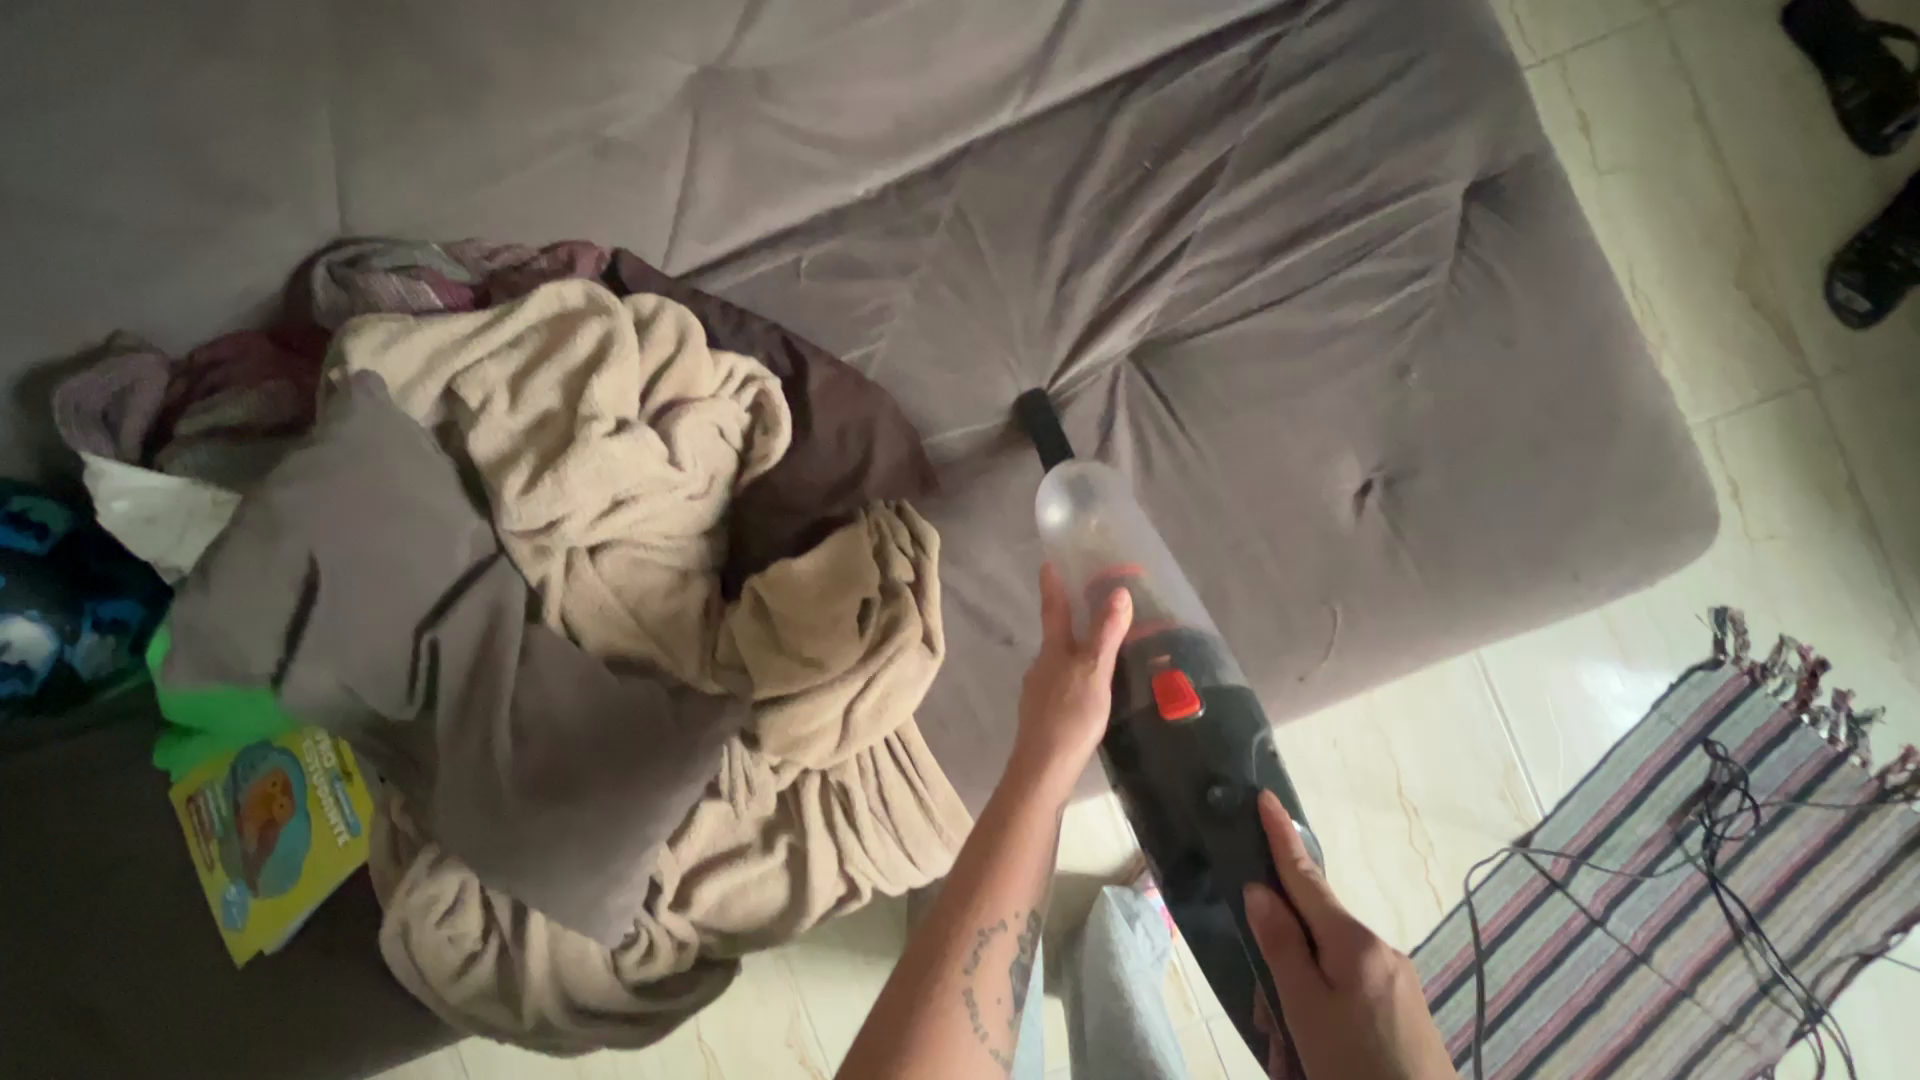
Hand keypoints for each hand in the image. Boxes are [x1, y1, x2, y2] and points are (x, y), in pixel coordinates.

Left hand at [1011, 563, 1131, 794]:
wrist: (1043, 770)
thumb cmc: (1070, 716)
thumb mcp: (1094, 672)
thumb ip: (1105, 635)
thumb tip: (1118, 592)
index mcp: (1052, 651)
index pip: (1053, 609)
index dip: (1052, 586)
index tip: (1047, 563)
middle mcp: (1041, 666)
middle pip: (1056, 636)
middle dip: (1070, 620)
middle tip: (1092, 607)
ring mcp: (1040, 693)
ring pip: (1060, 663)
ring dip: (1077, 652)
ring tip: (1103, 651)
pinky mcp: (1046, 716)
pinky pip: (1064, 686)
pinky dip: (1078, 678)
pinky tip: (1094, 692)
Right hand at [1242, 791, 1454, 1079]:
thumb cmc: (1358, 1071)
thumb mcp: (1306, 1011)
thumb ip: (1281, 946)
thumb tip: (1260, 890)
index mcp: (1354, 944)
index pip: (1306, 878)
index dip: (1282, 837)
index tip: (1266, 797)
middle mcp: (1380, 952)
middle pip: (1309, 934)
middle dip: (1280, 969)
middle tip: (1270, 1027)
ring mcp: (1396, 984)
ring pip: (1324, 972)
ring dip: (1298, 1006)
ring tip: (1294, 1059)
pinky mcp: (1404, 1014)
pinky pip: (1346, 998)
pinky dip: (1322, 1020)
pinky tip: (1316, 1061)